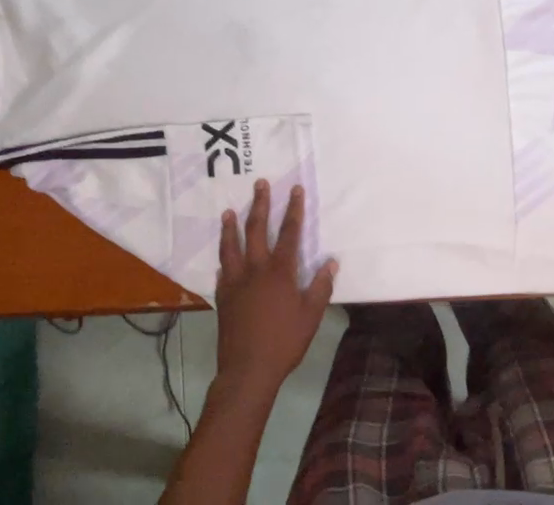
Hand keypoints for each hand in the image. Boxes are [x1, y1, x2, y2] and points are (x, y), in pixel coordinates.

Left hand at [214, 180, 337, 393]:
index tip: (294, 189)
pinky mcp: (223, 297)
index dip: (293, 210)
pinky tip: (224, 257)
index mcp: (280, 271)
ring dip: (231, 226)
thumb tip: (330, 262)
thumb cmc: (285, 341)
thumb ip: (320, 287)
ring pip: (231, 246)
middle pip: (256, 230)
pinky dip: (224, 259)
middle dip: (260, 205)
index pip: (289, 232)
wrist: (247, 369)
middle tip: (259, 184)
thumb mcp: (311, 315)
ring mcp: (235, 282)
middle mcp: (255, 270)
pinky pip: (222, 270)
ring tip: (229, 211)